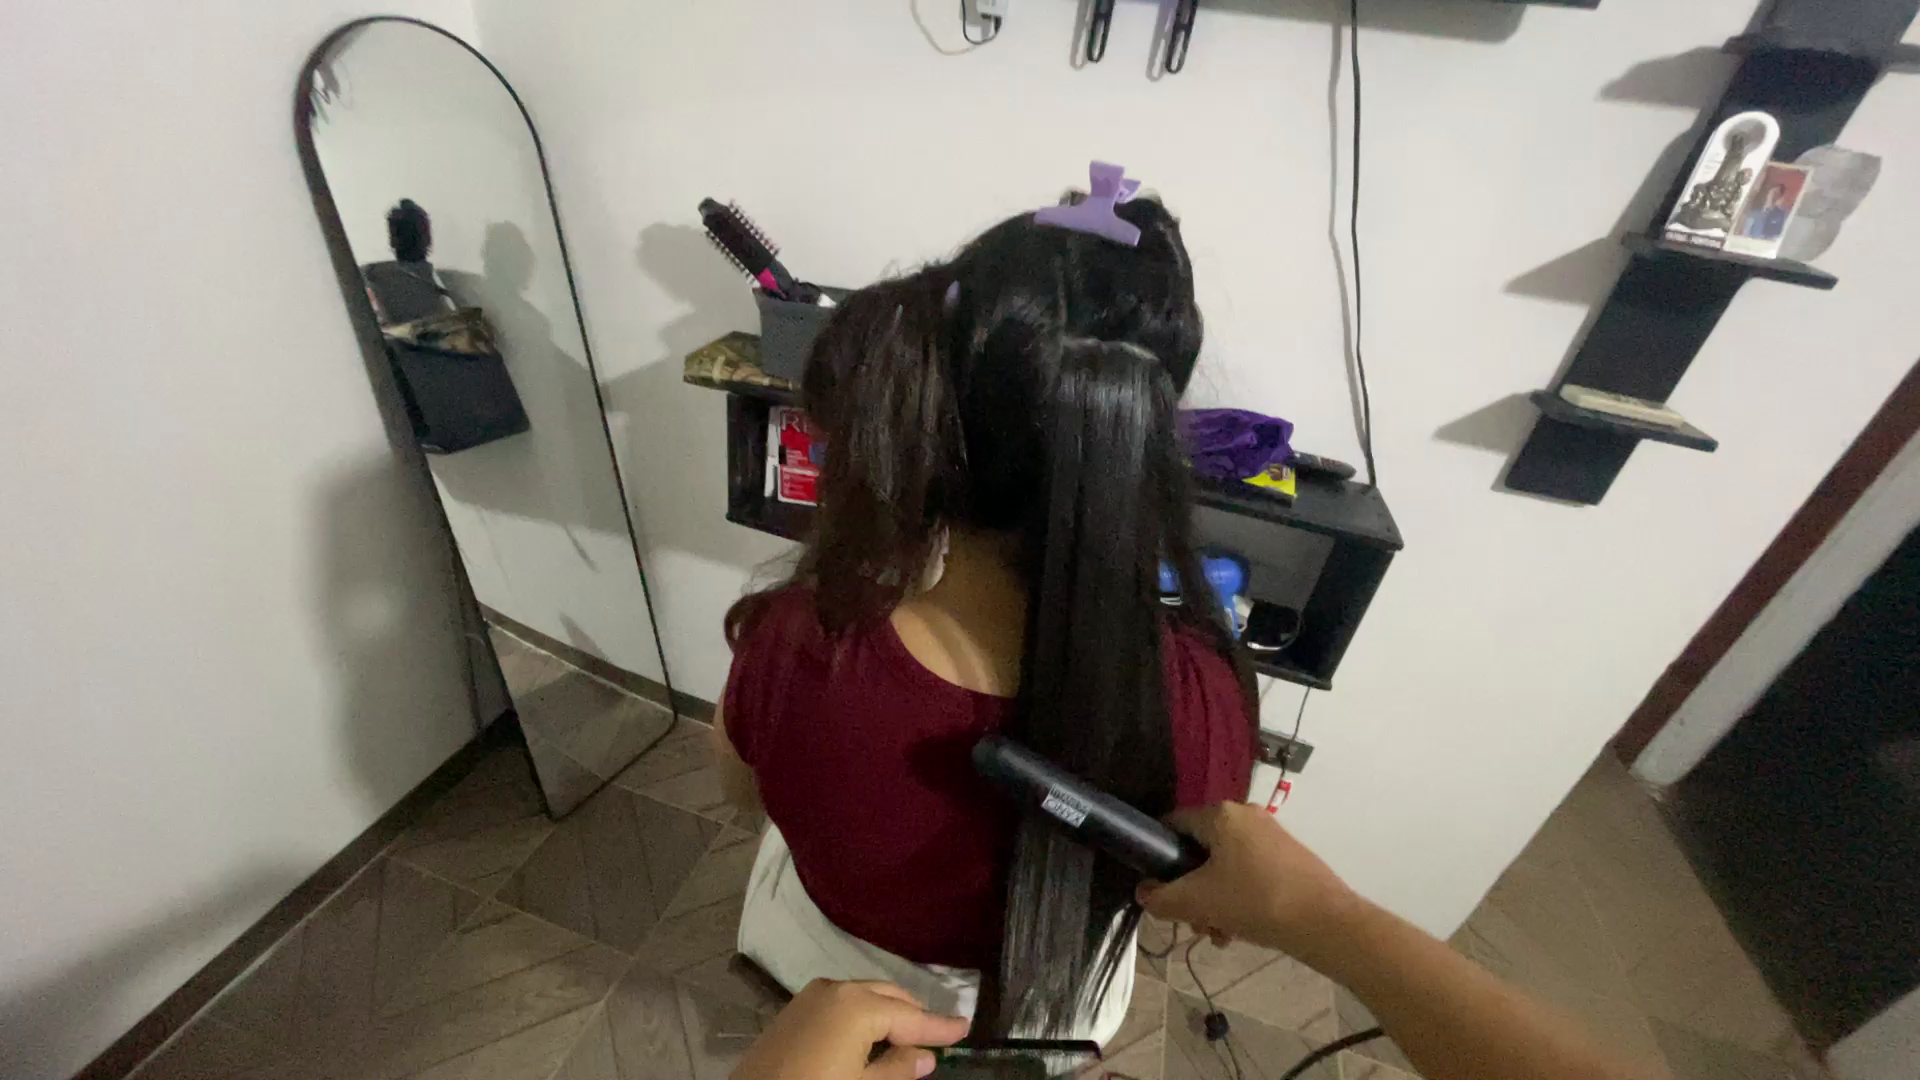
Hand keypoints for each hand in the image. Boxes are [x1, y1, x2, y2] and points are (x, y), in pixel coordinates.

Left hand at [733, 979, 971, 1079]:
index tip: (965, 1026)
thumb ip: (897, 1070)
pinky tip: (871, 1037)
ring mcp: (813, 995)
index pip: (911, 1016)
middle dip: (914, 1017)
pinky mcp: (795, 1010)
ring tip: (910, 1035)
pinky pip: (843, 1004)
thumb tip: (924, 1055)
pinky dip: (864, 1016)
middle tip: (940, 1035)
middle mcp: (837, 988)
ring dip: (889, 1015)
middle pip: (888, 998)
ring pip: (866, 997)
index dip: (940, 1026)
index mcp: (858, 1004)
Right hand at [1135, 802, 1361, 965]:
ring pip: (1225, 865)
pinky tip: (1241, 931)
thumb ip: (1163, 898)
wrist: (1329, 925)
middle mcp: (1245, 815)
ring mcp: (1271, 835)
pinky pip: (1250, 872)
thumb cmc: (1256, 901)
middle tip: (1194, 922)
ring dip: (1215, 900)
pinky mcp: (1290, 857)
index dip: (1159, 855)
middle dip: (1192, 889)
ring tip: (1219, 935)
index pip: (1174, 823)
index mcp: (1220, 814)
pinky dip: (1240, 897)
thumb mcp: (1200, 902)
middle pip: (1201, 850)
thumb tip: (1143, 894)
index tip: (1159, 887)